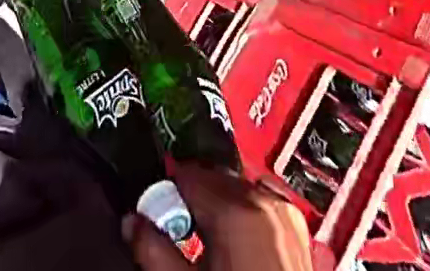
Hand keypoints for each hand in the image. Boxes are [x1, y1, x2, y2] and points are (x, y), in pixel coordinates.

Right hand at [124, 162, 314, 270]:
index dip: (164, 195)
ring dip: (214, 210)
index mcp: (237, 211)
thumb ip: (153, 252)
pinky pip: (257, 208)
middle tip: (174, 237)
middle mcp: (265, 203)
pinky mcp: (297, 233)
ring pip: (235, 191)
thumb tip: (133, 224)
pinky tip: (231, 255)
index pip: (186, 173)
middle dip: (189, 203)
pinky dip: (240, 220)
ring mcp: (286, 217)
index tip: (154, 216)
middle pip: (211, 180)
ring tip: (204, 251)